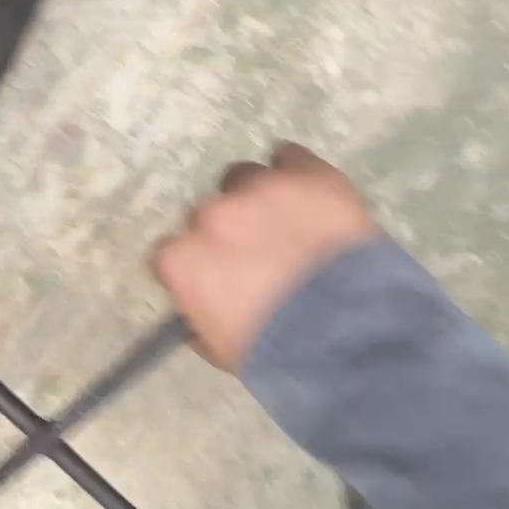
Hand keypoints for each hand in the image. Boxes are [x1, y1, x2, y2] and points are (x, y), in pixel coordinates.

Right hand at [152, 142, 381, 371]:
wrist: (340, 330)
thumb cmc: (271, 351)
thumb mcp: (220, 350)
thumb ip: (200, 325)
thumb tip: (198, 320)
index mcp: (183, 260)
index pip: (168, 254)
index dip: (191, 265)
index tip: (208, 278)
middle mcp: (211, 216)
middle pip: (205, 214)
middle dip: (222, 232)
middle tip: (251, 255)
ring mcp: (258, 189)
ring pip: (242, 179)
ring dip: (252, 197)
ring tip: (280, 221)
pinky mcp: (305, 173)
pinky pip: (289, 157)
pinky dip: (292, 172)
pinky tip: (304, 193)